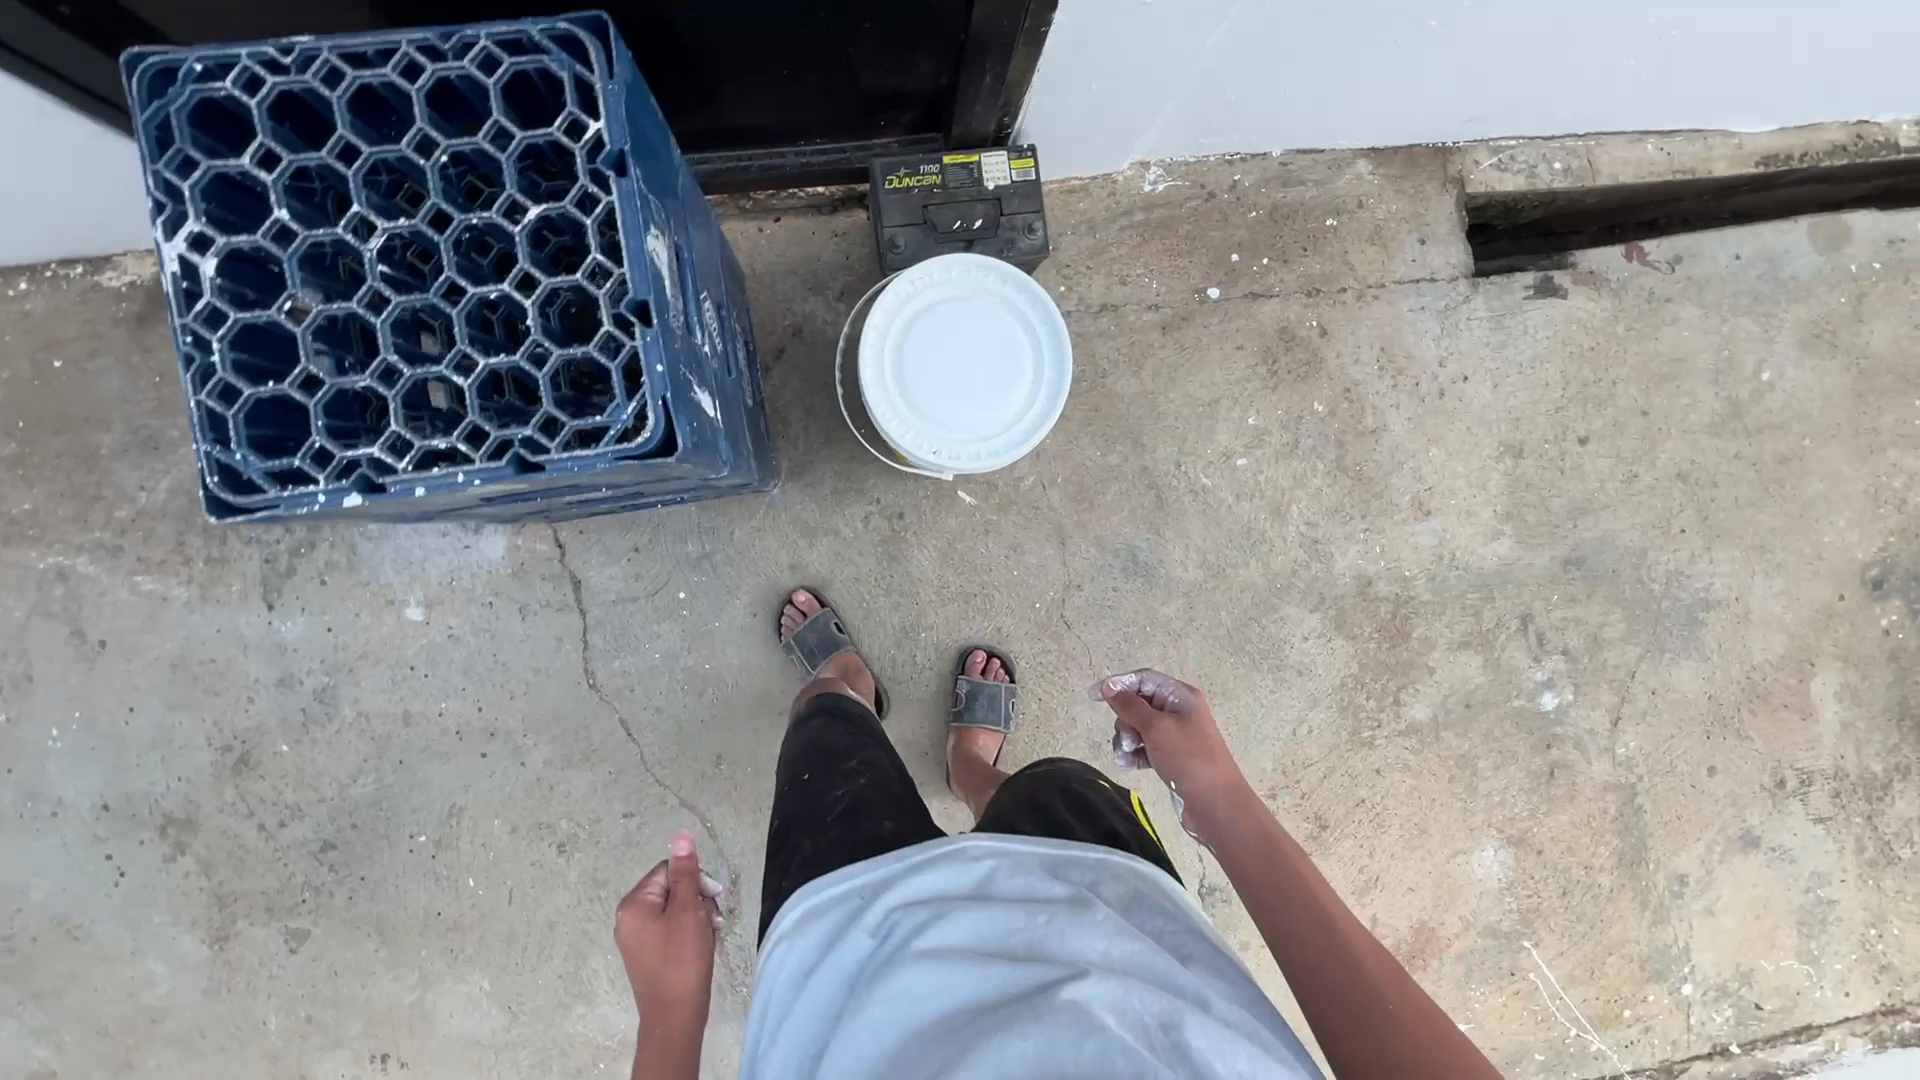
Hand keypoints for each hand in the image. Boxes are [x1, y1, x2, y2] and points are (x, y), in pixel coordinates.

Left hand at [615, 831, 722, 1029]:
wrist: (675, 1016)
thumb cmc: (682, 959)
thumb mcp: (688, 909)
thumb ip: (686, 872)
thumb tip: (682, 835)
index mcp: (634, 903)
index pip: (669, 870)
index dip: (694, 879)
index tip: (713, 896)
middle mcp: (629, 917)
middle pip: (671, 888)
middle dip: (696, 898)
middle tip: (713, 918)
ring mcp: (637, 937)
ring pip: (674, 908)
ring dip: (696, 915)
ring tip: (710, 933)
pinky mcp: (647, 953)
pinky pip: (670, 927)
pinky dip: (689, 930)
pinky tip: (702, 943)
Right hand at [1097, 669, 1251, 843]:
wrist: (1215, 806)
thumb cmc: (1188, 759)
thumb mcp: (1156, 728)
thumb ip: (1129, 705)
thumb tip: (1108, 685)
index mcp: (1180, 696)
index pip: (1143, 679)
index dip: (1118, 684)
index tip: (1093, 696)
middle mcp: (1177, 711)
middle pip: (1137, 704)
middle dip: (1125, 720)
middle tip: (1128, 739)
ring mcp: (1174, 735)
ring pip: (1137, 727)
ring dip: (1126, 740)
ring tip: (1128, 756)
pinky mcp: (1170, 756)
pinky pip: (1143, 747)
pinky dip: (1134, 754)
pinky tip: (1130, 766)